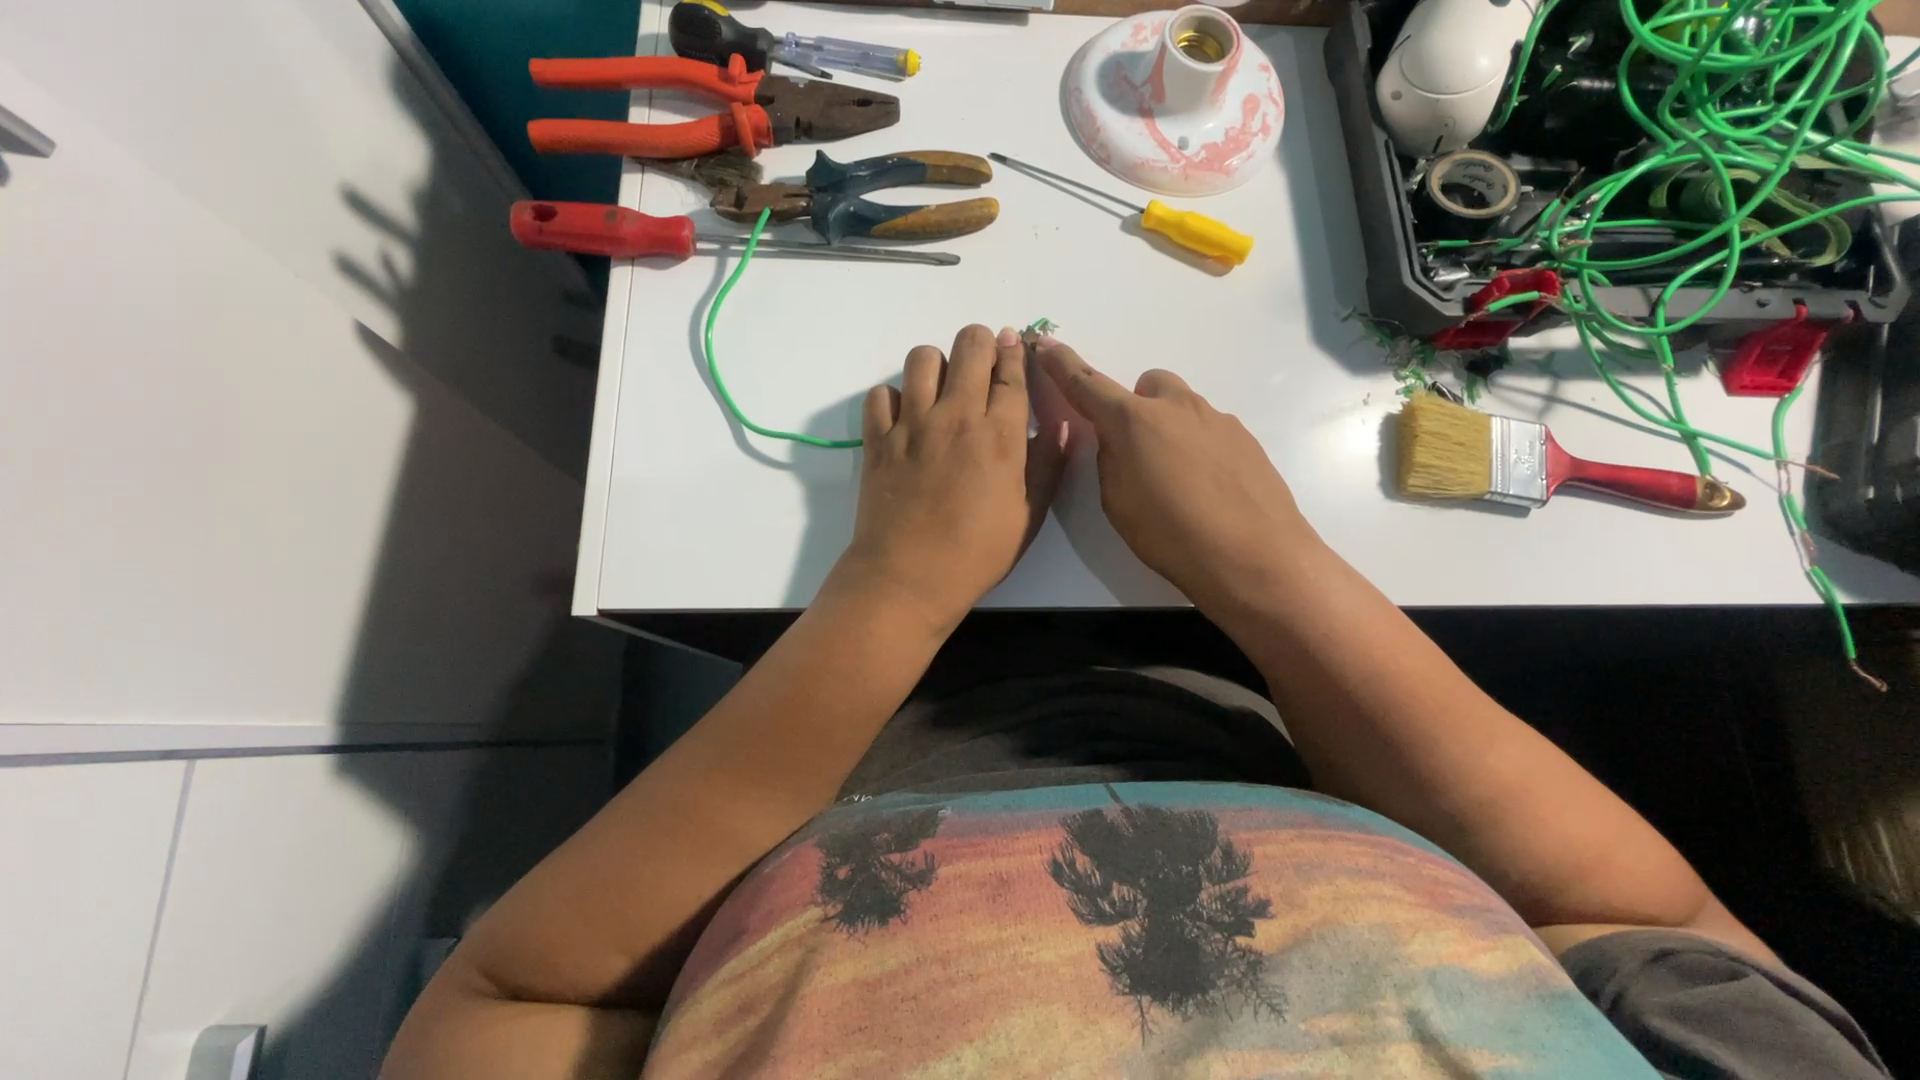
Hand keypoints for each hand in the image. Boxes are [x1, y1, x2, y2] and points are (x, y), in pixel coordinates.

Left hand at [826, 325, 1066, 631]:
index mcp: (1000, 435)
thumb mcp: (1028, 517)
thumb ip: (1047, 467)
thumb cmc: (976, 554)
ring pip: (922, 358)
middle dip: (980, 343)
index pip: (1010, 372)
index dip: (1014, 352)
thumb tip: (1061, 425)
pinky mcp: (877, 439)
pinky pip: (880, 394)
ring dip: (936, 364)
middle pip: (969, 346)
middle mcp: (956, 416)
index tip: (1014, 344)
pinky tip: (904, 417)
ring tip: (940, 388)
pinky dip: (892, 397)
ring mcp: (912, 424)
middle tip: (981, 362)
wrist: (908, 578)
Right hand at [1033, 339, 1312, 610]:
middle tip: (1138, 452)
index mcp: (1134, 422)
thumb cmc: (1172, 536)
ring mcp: (1217, 419)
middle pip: (1148, 385)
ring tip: (1179, 483)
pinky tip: (1209, 491)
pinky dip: (1200, 450)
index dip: (1061, 364)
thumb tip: (1119, 441)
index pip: (1086, 383)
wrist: (1255, 557)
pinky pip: (1210, 431)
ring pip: (1183, 409)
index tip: (1046, 345)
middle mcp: (1177, 408)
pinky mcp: (1246, 438)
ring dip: (1171, 431)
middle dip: (1137, 407)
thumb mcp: (1118, 504)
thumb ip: (1111, 460)